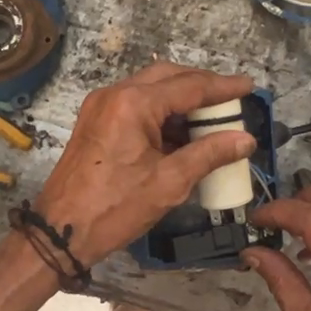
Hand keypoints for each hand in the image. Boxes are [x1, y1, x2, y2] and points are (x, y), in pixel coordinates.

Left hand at [33, 62, 256, 265]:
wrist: (61, 232)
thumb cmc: (114, 208)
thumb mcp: (169, 183)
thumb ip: (209, 154)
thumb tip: (245, 139)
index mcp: (132, 103)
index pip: (189, 86)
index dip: (223, 87)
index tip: (250, 87)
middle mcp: (114, 95)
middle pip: (168, 78)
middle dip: (201, 88)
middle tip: (231, 102)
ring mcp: (100, 108)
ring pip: (150, 91)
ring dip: (180, 102)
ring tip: (211, 120)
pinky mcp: (94, 125)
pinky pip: (134, 108)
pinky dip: (160, 116)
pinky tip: (181, 135)